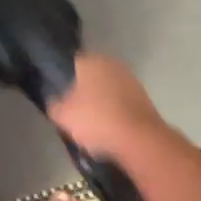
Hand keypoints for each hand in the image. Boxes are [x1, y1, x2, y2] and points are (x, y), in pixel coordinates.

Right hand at [47, 53, 173, 156]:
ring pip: (108, 88)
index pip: (71, 63)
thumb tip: (56, 101)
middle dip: (84, 90)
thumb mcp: (63, 116)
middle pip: (92, 76)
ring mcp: (131, 79)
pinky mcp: (144, 96)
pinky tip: (111, 128)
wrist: (139, 139)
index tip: (61, 96)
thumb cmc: (96, 120)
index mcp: (90, 61)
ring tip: (94, 123)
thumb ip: (55, 105)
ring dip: (102, 101)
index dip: (64, 79)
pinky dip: (116, 111)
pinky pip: (122, 102)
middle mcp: (111, 63)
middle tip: (76, 111)